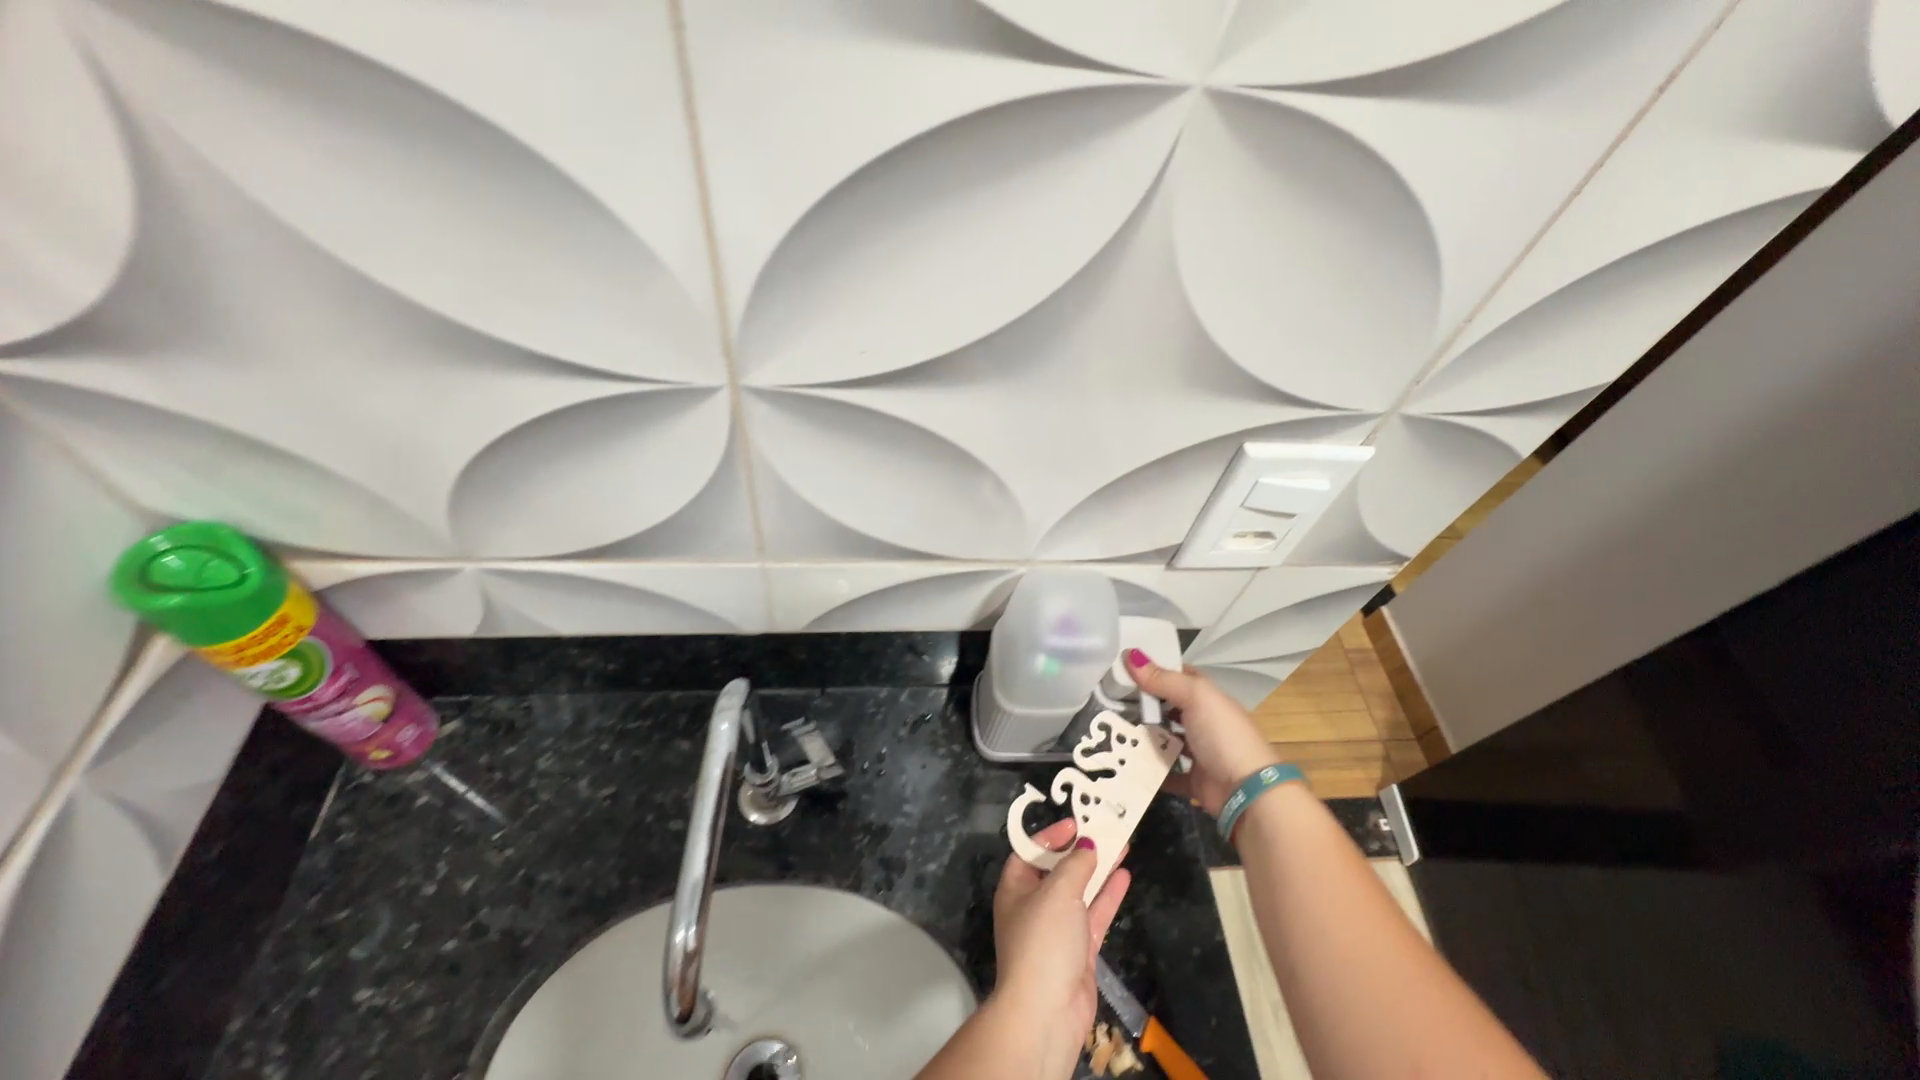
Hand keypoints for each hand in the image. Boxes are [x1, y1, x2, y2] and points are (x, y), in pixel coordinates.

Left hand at [990, 819, 1130, 1070]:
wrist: (1046, 1011)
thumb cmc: (1043, 941)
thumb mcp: (1057, 892)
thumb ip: (1074, 865)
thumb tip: (1086, 845)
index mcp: (1015, 889)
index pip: (1029, 852)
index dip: (1050, 835)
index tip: (1076, 823)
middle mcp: (1033, 906)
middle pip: (1057, 870)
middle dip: (1079, 850)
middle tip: (1105, 828)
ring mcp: (1057, 930)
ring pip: (1080, 890)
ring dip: (1099, 869)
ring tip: (1122, 844)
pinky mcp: (1078, 950)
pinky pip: (1094, 914)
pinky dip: (1108, 895)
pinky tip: (1124, 876)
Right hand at [1127, 651, 1281, 816]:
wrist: (1246, 791)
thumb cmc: (1223, 735)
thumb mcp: (1196, 697)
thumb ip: (1163, 679)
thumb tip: (1129, 655)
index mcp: (1209, 700)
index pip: (1181, 679)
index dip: (1157, 671)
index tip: (1124, 669)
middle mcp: (1206, 724)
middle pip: (1170, 710)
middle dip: (1144, 706)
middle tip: (1109, 701)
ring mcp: (1200, 754)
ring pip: (1167, 742)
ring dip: (1145, 739)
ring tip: (1113, 731)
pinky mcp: (1193, 781)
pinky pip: (1167, 775)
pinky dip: (1151, 772)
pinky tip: (1127, 764)